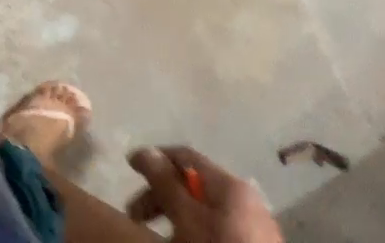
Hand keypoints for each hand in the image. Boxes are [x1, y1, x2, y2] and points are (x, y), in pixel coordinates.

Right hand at [125, 146, 282, 242]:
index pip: (184, 155)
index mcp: (229, 184)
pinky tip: (185, 240)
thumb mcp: (185, 217)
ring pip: (203, 208)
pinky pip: (217, 226)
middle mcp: (244, 198)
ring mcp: (254, 224)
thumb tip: (145, 151)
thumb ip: (164, 181)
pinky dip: (194, 228)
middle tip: (135, 215)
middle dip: (159, 194)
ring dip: (174, 213)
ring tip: (156, 231)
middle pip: (192, 183)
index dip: (153, 158)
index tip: (130, 170)